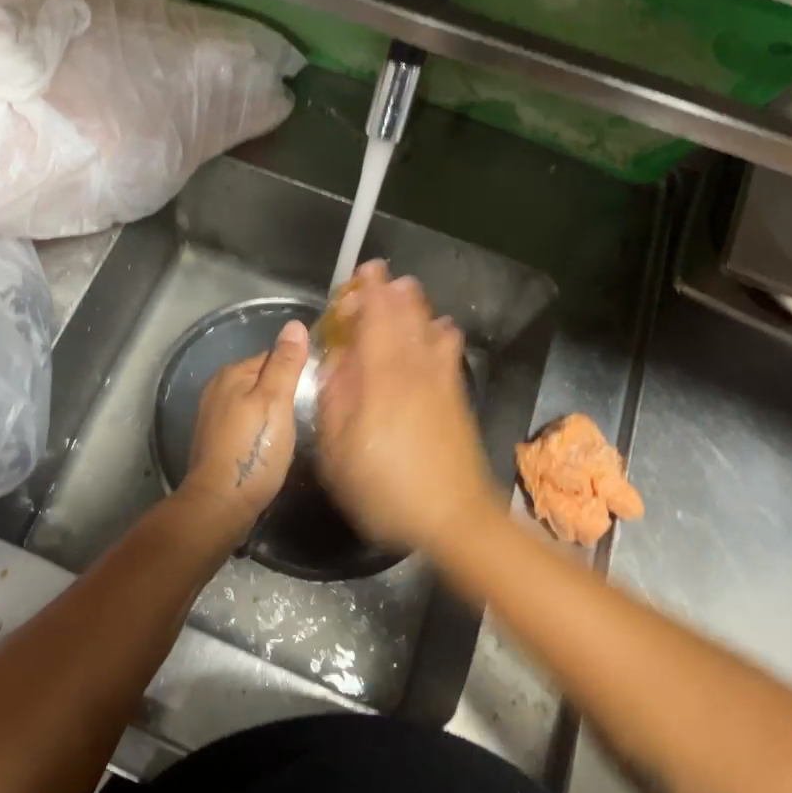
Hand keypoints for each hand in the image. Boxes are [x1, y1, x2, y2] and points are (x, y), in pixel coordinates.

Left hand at [178, 319, 309, 537]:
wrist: (220, 503)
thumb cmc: (253, 451)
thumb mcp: (276, 403)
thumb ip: (286, 364)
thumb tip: (295, 324)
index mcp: (233, 373)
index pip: (274, 356)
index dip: (297, 370)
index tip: (316, 387)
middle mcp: (218, 388)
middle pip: (262, 378)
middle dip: (284, 390)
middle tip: (309, 411)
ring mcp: (214, 415)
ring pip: (254, 402)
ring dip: (272, 411)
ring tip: (295, 429)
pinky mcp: (216, 440)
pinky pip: (245, 422)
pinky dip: (259, 428)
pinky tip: (272, 444)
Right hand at [316, 262, 499, 551]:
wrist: (454, 517)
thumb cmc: (386, 489)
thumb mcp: (339, 452)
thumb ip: (335, 400)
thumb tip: (335, 363)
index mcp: (380, 379)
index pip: (373, 323)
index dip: (366, 295)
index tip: (360, 274)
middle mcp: (412, 372)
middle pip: (403, 320)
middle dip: (390, 293)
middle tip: (379, 274)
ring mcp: (439, 384)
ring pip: (428, 331)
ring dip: (416, 308)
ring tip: (407, 290)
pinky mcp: (456, 400)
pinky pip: (449, 354)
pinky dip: (442, 336)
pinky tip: (442, 329)